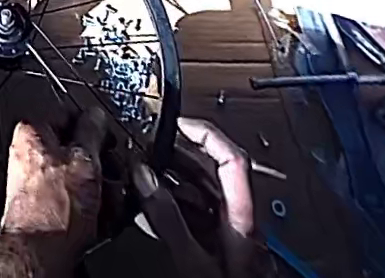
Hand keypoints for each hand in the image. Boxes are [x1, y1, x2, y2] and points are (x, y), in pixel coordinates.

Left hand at [0, 111, 110, 277]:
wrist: (40, 257)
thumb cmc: (53, 209)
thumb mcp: (85, 160)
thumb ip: (93, 130)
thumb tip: (96, 114)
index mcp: (32, 131)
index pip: (71, 114)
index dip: (96, 128)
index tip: (111, 142)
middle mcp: (30, 153)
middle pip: (78, 150)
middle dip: (103, 167)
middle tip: (114, 179)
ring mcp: (37, 183)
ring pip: (80, 177)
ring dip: (102, 190)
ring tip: (110, 203)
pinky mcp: (47, 209)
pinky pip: (75, 199)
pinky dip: (92, 207)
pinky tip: (103, 218)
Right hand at [132, 118, 259, 277]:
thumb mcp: (194, 266)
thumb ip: (168, 219)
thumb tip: (144, 173)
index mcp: (243, 222)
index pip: (232, 159)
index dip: (204, 133)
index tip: (174, 122)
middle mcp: (241, 225)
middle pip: (212, 173)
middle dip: (176, 155)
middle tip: (146, 145)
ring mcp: (231, 241)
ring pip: (200, 194)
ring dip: (170, 179)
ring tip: (141, 172)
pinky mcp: (220, 256)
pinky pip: (194, 216)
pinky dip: (171, 205)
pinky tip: (148, 207)